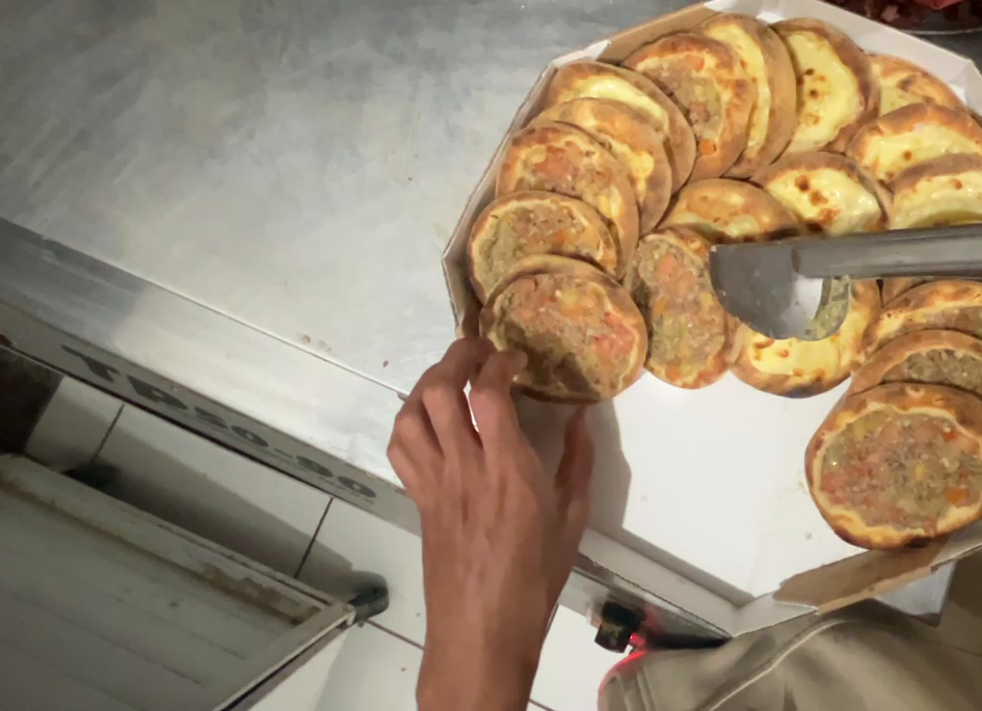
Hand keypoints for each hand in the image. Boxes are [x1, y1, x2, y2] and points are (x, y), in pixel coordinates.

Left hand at [388, 338, 594, 710]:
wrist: (483, 632)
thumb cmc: (535, 576)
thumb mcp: (573, 515)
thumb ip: (578, 459)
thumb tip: (581, 414)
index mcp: (509, 470)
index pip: (488, 393)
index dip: (498, 362)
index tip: (516, 358)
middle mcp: (465, 466)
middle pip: (440, 391)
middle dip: (457, 356)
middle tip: (480, 349)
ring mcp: (434, 482)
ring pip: (412, 412)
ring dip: (430, 381)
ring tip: (453, 374)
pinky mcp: (418, 497)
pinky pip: (400, 445)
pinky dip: (410, 417)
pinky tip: (430, 415)